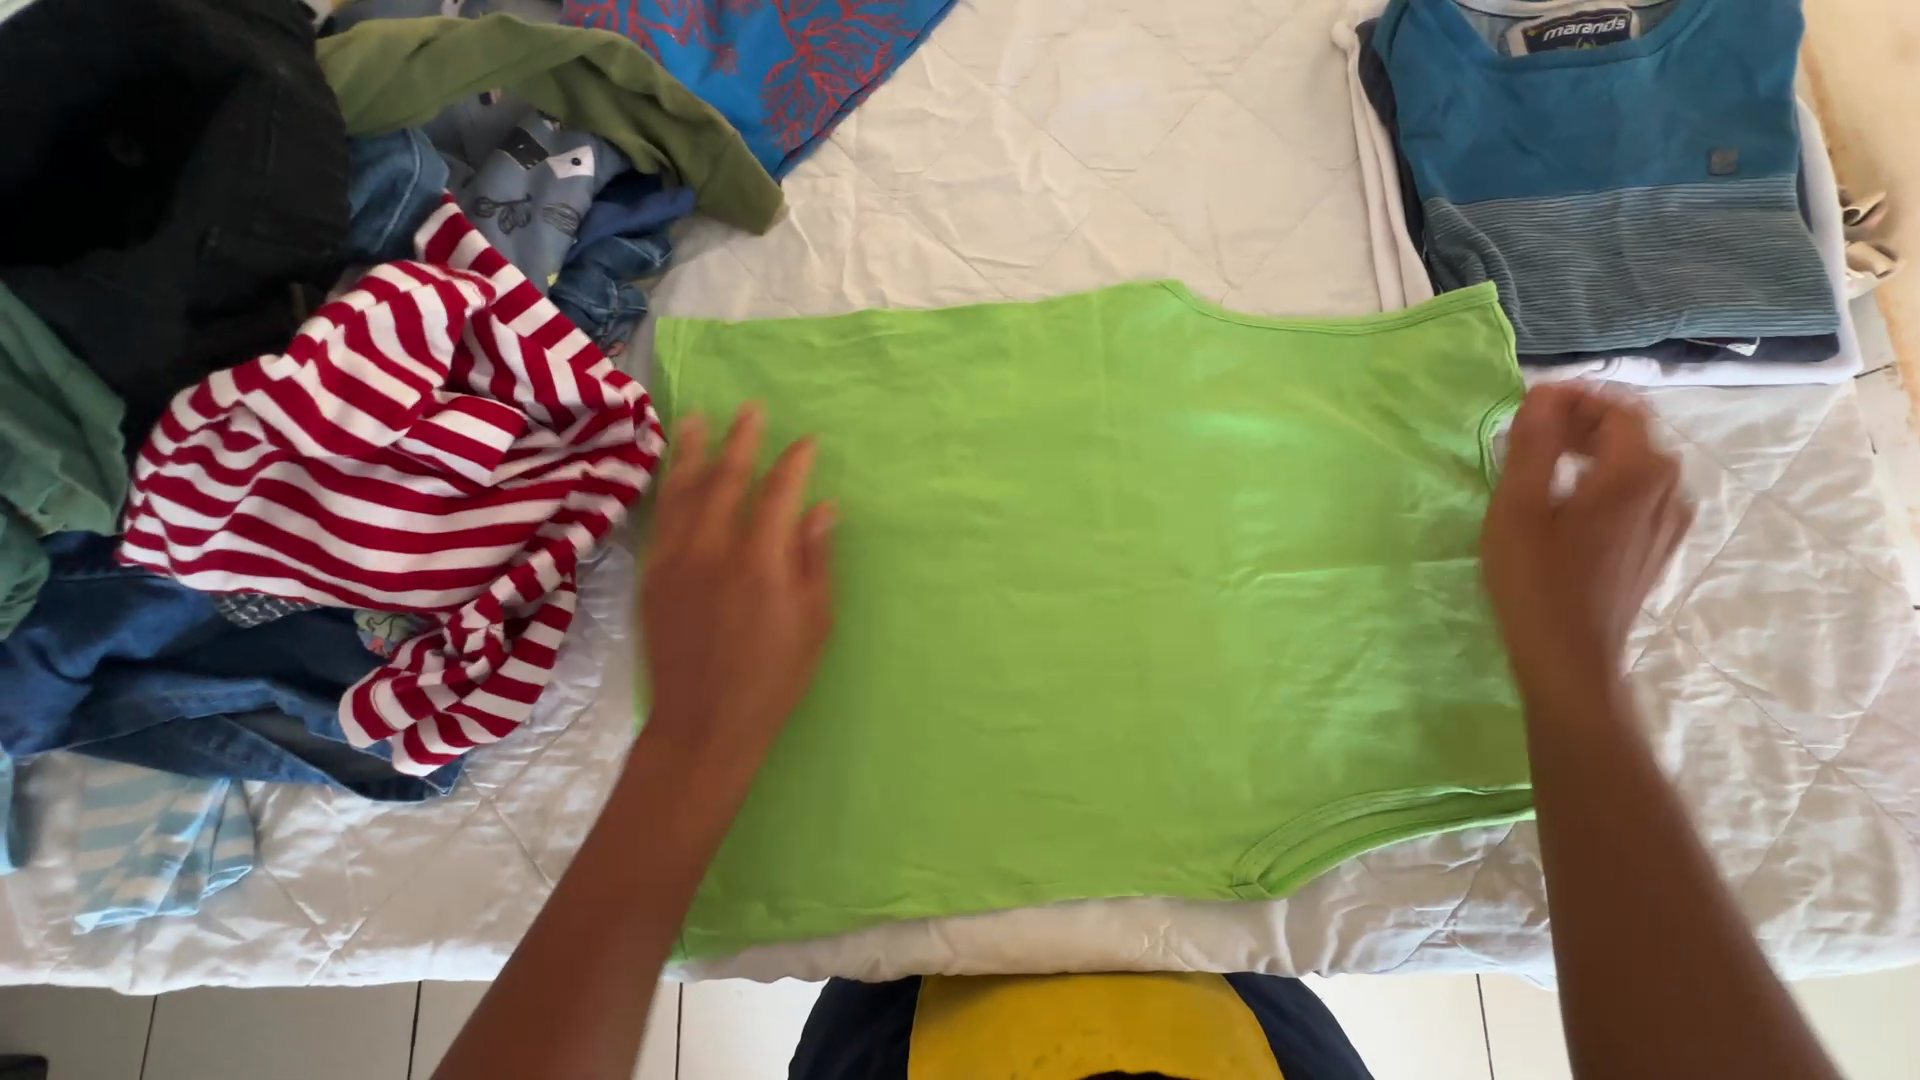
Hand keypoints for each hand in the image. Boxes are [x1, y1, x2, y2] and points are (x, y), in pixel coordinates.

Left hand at [641, 404, 835, 753]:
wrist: (705, 722)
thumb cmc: (773, 677)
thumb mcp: (814, 622)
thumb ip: (815, 559)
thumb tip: (822, 507)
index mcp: (760, 562)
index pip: (778, 493)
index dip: (794, 463)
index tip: (807, 441)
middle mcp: (712, 550)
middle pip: (725, 479)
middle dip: (742, 440)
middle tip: (750, 410)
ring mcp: (675, 560)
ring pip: (683, 492)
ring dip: (693, 451)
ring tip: (698, 419)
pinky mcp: (652, 576)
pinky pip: (660, 518)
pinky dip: (669, 488)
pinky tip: (674, 474)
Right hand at [1481, 383, 1691, 697]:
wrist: (1569, 654)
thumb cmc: (1535, 580)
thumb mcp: (1518, 507)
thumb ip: (1535, 445)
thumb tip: (1544, 394)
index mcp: (1637, 472)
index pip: (1618, 407)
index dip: (1574, 397)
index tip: (1527, 403)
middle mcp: (1669, 487)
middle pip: (1632, 432)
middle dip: (1581, 421)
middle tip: (1526, 431)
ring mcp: (1670, 518)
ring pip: (1636, 461)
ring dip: (1592, 449)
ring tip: (1541, 462)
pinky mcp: (1659, 543)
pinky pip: (1639, 490)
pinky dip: (1604, 478)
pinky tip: (1568, 499)